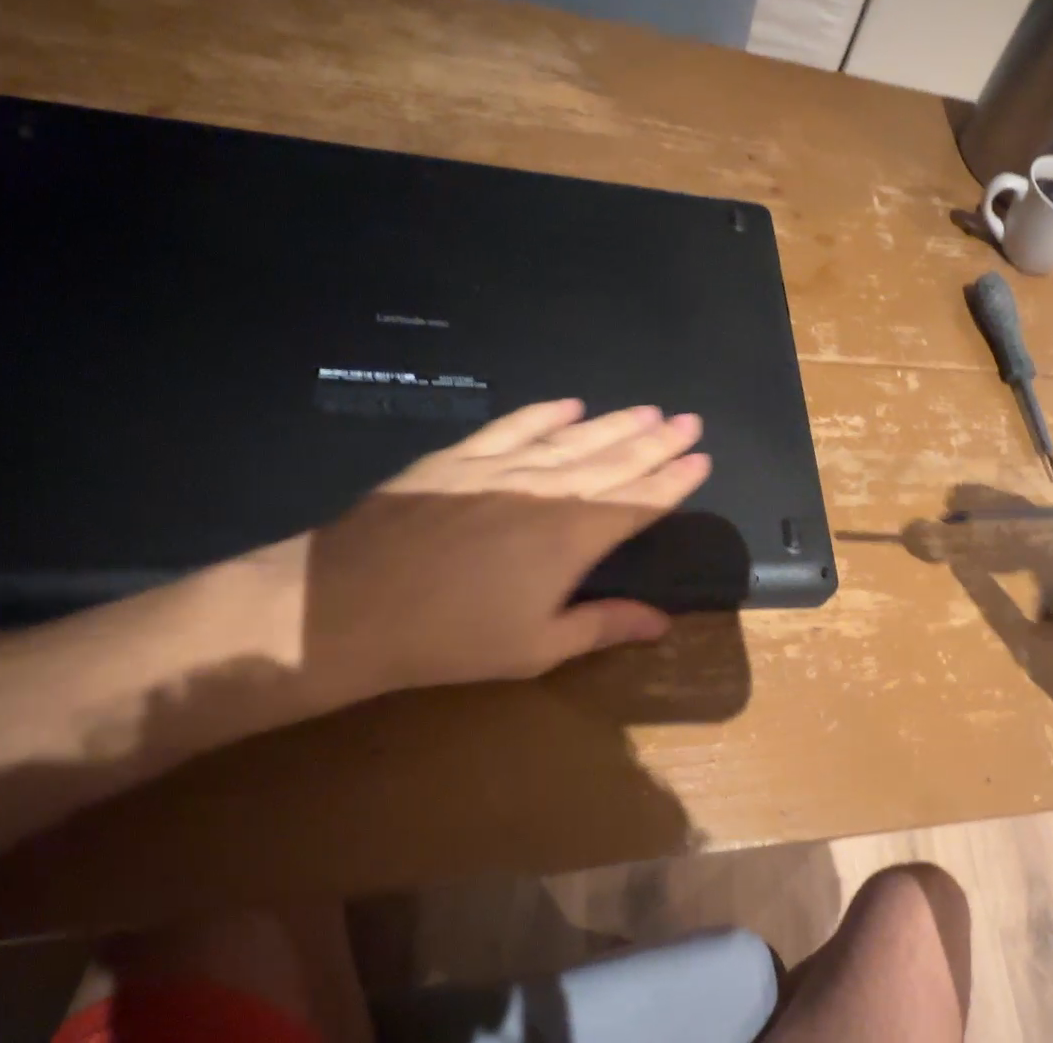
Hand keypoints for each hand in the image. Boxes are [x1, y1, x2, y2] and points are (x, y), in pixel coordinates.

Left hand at [295, 399, 709, 697]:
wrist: (351, 606)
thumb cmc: (452, 639)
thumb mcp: (537, 647)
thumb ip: (603, 624)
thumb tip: (663, 622)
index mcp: (573, 537)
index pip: (638, 501)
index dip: (673, 480)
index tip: (701, 459)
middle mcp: (547, 491)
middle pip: (614, 460)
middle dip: (656, 441)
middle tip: (689, 421)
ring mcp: (501, 468)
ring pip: (571, 438)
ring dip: (613, 423)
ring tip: (648, 409)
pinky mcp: (459, 459)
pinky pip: (512, 427)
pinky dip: (543, 414)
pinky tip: (568, 404)